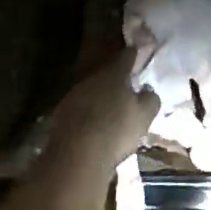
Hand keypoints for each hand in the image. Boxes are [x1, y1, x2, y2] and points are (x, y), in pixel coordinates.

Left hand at [33, 47, 156, 184]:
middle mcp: (92, 79)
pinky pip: (80, 107)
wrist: (74, 157)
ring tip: (110, 105)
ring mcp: (73, 96)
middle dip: (116, 77)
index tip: (137, 53)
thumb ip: (150, 99)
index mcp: (114, 74)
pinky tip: (94, 122)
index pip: (126, 56)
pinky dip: (88, 111)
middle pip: (106, 72)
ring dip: (100, 95)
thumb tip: (148, 89)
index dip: (133, 54)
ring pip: (91, 89)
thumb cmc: (116, 130)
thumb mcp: (144, 116)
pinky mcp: (60, 116)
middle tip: (127, 83)